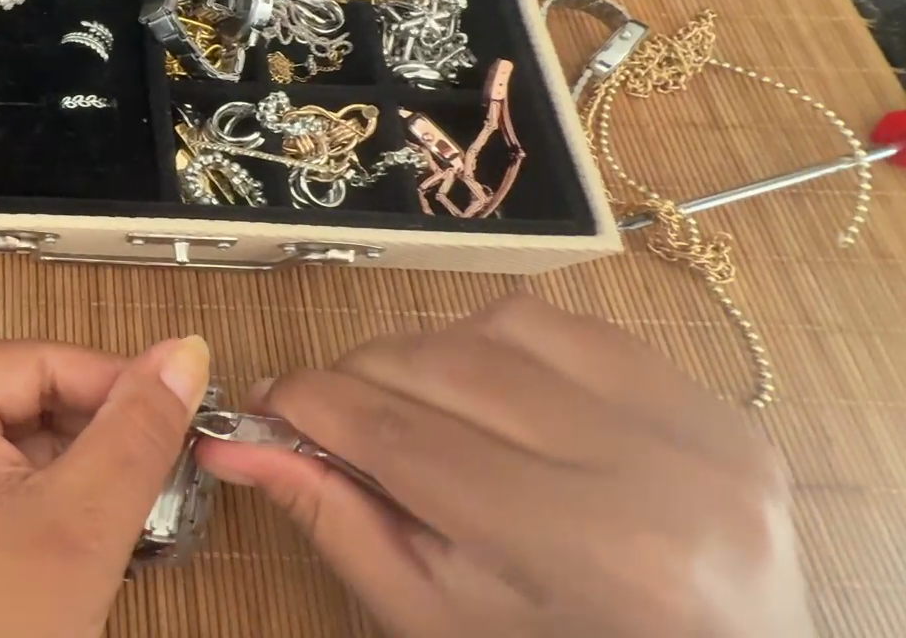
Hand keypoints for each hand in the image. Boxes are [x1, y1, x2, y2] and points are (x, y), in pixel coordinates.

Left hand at [0, 338, 209, 637]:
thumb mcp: (78, 522)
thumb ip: (138, 429)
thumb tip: (188, 350)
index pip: (39, 361)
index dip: (117, 386)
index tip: (182, 413)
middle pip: (24, 395)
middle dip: (93, 436)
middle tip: (161, 475)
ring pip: (13, 433)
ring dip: (73, 468)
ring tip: (124, 511)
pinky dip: (40, 492)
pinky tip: (77, 531)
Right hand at [196, 293, 814, 637]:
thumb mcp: (424, 610)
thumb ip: (326, 513)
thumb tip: (227, 444)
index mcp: (587, 553)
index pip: (398, 435)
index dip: (309, 403)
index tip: (265, 403)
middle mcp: (653, 473)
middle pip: (436, 367)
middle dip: (354, 379)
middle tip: (328, 414)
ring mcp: (694, 425)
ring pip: (484, 328)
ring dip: (419, 358)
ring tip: (413, 410)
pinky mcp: (706, 398)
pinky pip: (551, 323)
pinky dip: (487, 342)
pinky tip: (483, 391)